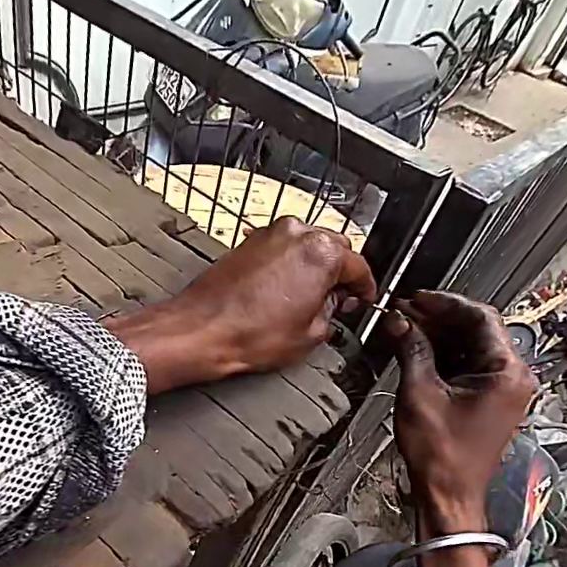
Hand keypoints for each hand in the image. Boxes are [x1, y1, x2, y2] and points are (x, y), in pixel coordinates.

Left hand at [106, 217, 374, 394]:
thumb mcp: (311, 334)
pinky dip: (290, 264)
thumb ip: (332, 312)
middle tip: (338, 301)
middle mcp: (296, 233)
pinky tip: (285, 291)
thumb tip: (332, 305)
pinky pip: (282, 248)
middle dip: (340, 274)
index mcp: (321, 252)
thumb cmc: (248, 332)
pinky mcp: (248, 242)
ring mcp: (270, 234)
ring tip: (309, 299)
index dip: (365, 288)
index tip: (363, 299)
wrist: (201, 331)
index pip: (359, 266)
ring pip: (307, 244)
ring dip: (314, 266)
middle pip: (335, 248)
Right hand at [390, 291, 535, 536]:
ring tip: (405, 329)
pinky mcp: (488, 399)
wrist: (448, 494)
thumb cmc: (443, 457)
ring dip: (438, 335)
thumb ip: (411, 349)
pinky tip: (416, 349)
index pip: (480, 317)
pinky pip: (467, 364)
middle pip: (476, 329)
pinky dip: (442, 354)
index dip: (444, 302)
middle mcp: (512, 378)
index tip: (417, 298)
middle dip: (438, 318)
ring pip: (470, 345)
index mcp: (507, 373)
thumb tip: (400, 322)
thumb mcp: (419, 393)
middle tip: (405, 312)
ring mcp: (502, 390)